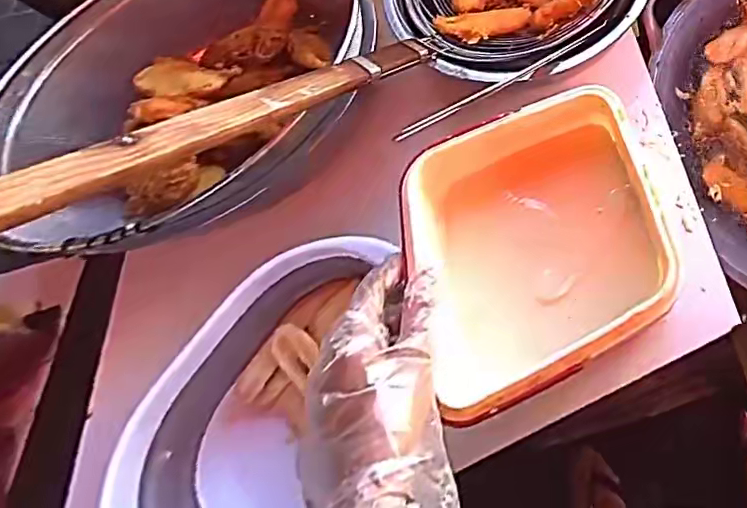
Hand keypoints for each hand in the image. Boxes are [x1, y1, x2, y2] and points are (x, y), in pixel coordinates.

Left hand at [299, 255, 456, 507]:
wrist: (366, 495)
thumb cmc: (386, 436)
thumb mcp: (416, 361)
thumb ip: (420, 314)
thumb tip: (424, 280)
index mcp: (345, 342)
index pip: (369, 287)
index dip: (393, 270)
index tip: (411, 262)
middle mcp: (325, 362)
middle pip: (361, 314)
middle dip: (392, 300)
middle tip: (421, 293)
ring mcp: (322, 390)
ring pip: (356, 342)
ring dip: (385, 329)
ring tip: (416, 330)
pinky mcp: (326, 414)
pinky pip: (351, 368)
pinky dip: (375, 357)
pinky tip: (397, 368)